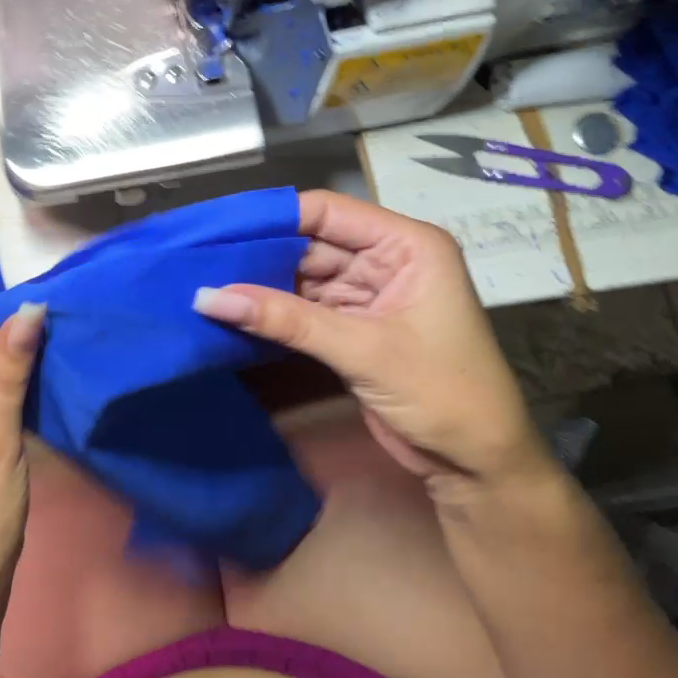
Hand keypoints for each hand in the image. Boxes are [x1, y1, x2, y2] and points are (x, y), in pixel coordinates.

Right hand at [193, 191, 551, 495]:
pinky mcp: (352, 328)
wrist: (477, 465)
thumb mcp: (362, 350)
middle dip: (259, 254)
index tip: (218, 230)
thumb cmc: (442, 393)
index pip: (328, 212)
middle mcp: (386, 260)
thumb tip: (207, 297)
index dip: (273, 218)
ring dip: (260, 285)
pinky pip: (303, 309)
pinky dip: (272, 313)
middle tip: (200, 262)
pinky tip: (231, 313)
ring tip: (204, 285)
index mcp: (407, 245)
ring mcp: (368, 295)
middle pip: (309, 243)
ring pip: (301, 277)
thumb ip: (285, 319)